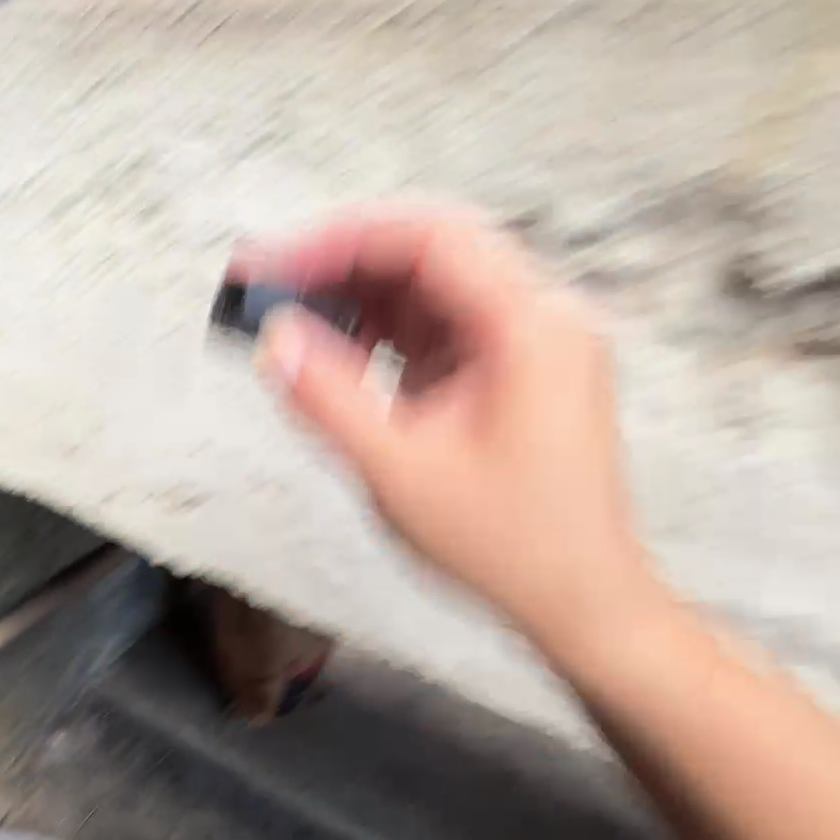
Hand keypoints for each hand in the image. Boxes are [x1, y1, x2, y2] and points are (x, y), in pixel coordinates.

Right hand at [235, 202, 654, 640]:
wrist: (576, 599)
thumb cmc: (507, 543)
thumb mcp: (398, 471)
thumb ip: (328, 399)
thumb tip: (274, 338)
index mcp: (530, 329)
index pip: (428, 240)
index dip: (338, 241)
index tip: (271, 266)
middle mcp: (536, 320)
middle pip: (425, 252)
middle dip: (337, 260)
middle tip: (263, 279)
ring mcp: (521, 343)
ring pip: (423, 286)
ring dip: (350, 293)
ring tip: (284, 312)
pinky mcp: (500, 369)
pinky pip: (427, 324)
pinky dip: (372, 328)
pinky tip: (331, 347)